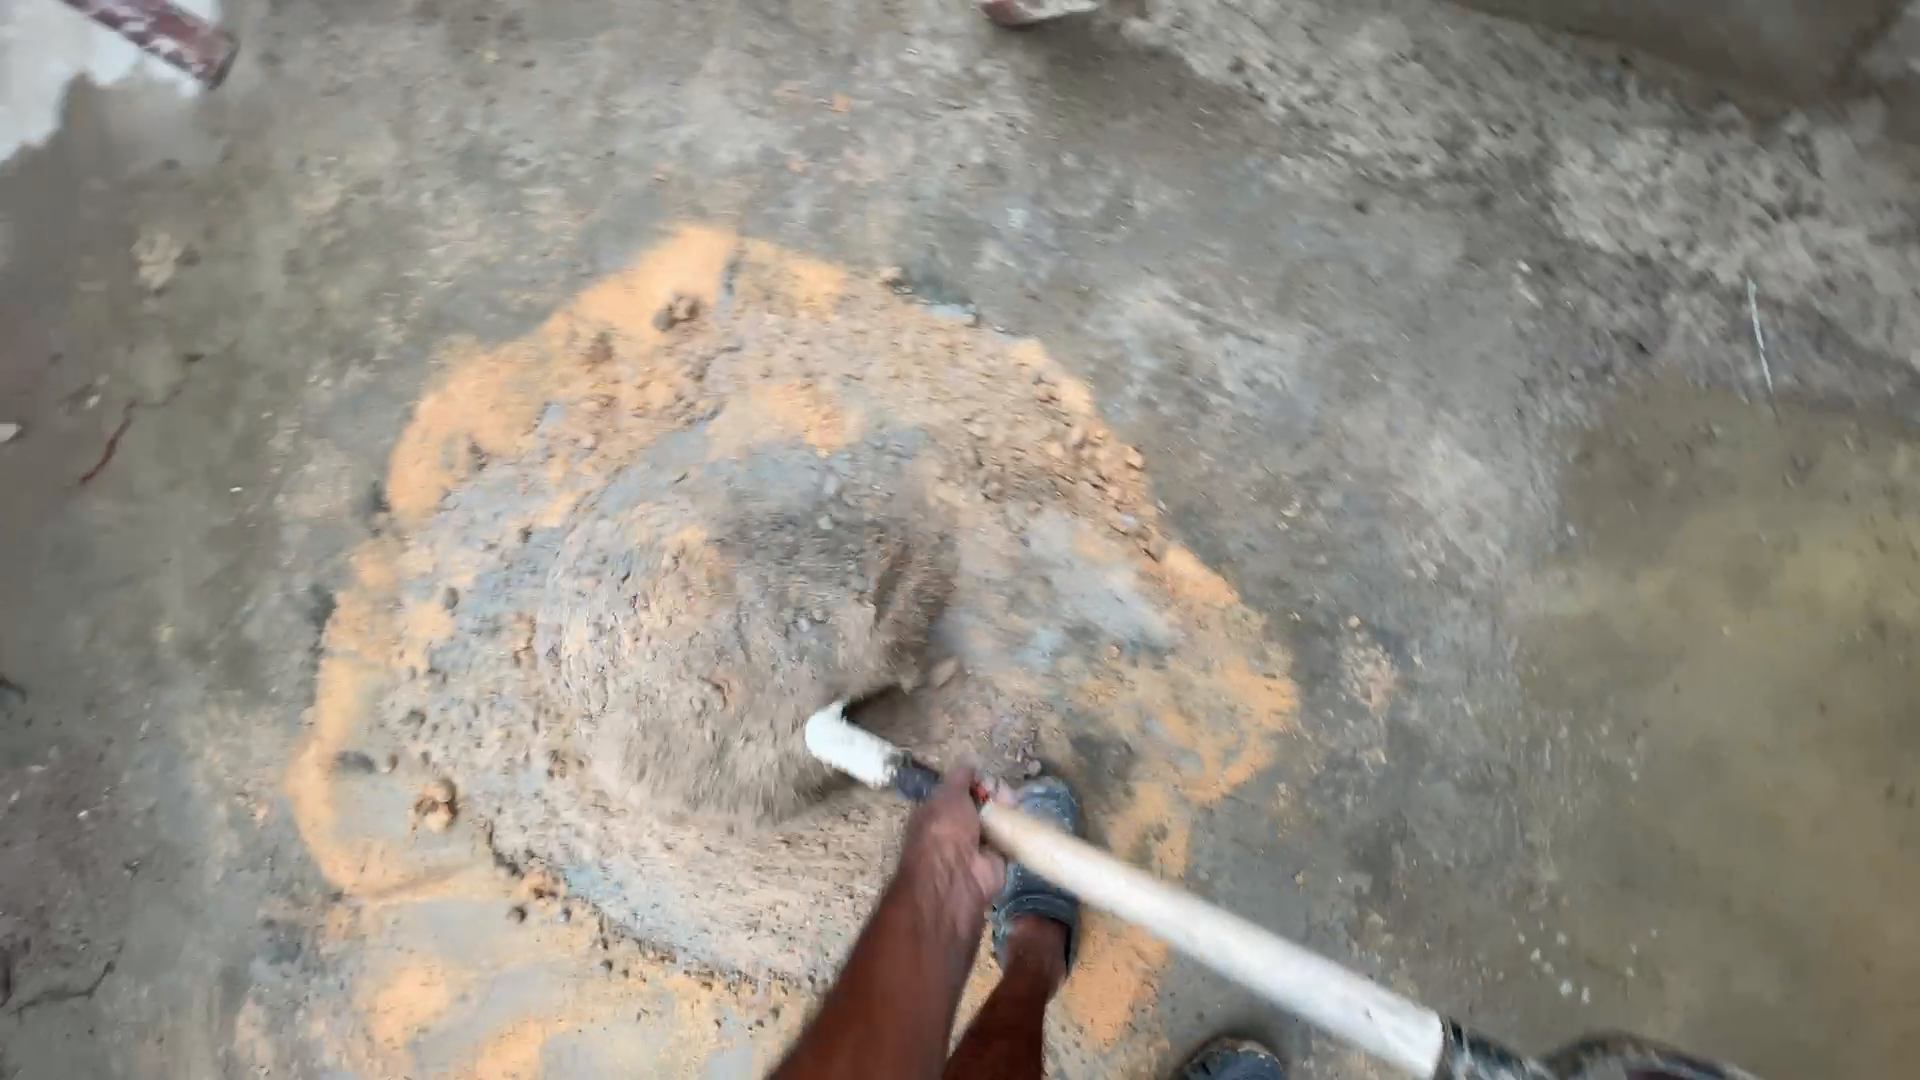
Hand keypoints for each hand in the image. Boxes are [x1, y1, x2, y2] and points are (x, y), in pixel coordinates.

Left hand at [897, 766, 1005, 937]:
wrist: (954, 878)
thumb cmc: (944, 829)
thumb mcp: (948, 794)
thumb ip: (960, 777)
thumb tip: (969, 760)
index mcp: (938, 813)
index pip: (959, 792)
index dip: (972, 782)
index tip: (983, 776)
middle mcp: (956, 829)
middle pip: (980, 805)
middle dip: (992, 793)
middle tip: (1000, 789)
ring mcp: (976, 846)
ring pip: (995, 820)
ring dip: (1005, 808)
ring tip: (1012, 798)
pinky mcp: (996, 862)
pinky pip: (1008, 840)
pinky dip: (1016, 829)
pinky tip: (1022, 814)